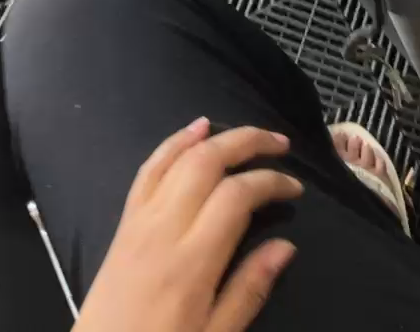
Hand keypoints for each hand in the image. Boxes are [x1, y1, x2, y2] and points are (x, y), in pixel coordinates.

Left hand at [73, 118, 302, 331]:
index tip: (294, 187)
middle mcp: (165, 228)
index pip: (236, 196)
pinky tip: (195, 129)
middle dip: (248, 142)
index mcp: (192, 262)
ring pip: (179, 158)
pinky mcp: (125, 221)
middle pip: (208, 162)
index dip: (270, 182)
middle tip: (280, 145)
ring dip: (215, 136)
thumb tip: (286, 245)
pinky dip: (174, 143)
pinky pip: (149, 169)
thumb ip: (249, 290)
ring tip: (247, 131)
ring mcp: (141, 220)